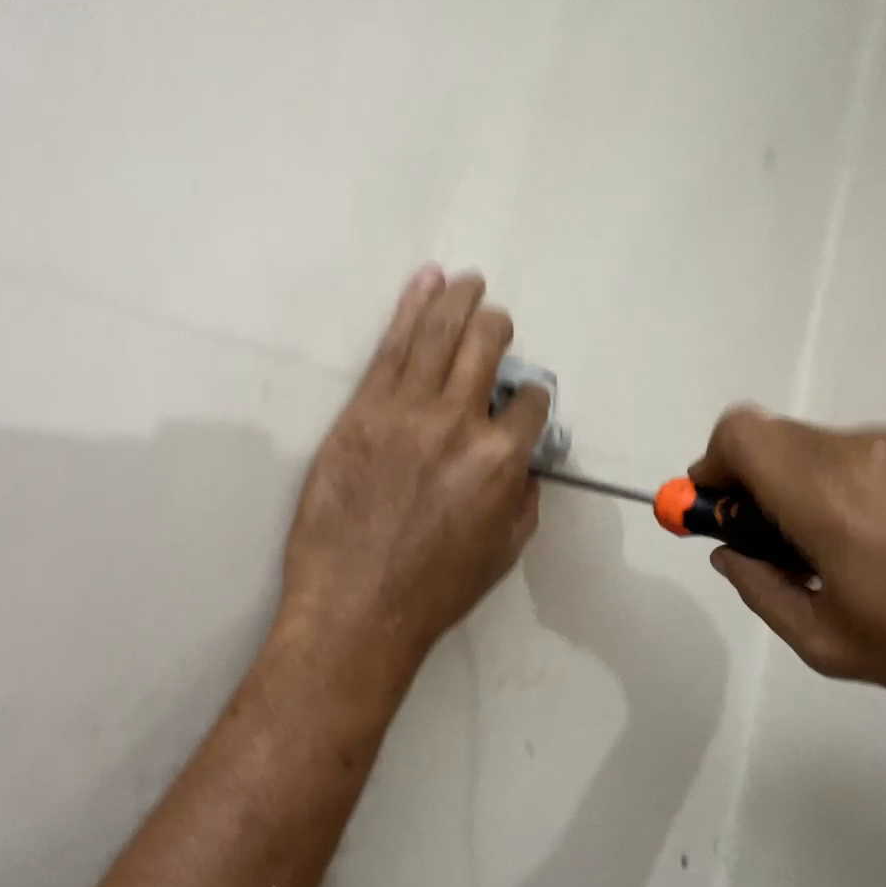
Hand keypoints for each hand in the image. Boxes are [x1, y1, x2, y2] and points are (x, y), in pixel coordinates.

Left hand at [281, 267, 550, 659]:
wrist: (356, 606)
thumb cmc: (434, 590)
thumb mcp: (503, 553)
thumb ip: (523, 500)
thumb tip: (524, 467)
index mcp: (501, 460)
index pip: (529, 402)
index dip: (529, 397)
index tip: (517, 400)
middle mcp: (459, 423)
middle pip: (486, 348)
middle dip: (497, 326)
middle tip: (495, 317)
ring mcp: (406, 412)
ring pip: (438, 335)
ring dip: (457, 299)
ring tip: (466, 280)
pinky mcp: (361, 412)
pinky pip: (390, 348)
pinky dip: (409, 310)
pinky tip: (422, 285)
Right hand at [692, 408, 885, 712]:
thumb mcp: (832, 644)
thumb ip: (763, 589)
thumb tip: (732, 552)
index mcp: (829, 495)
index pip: (739, 435)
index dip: (713, 466)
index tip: (720, 513)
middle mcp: (868, 450)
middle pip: (778, 441)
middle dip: (758, 487)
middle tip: (782, 550)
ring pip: (828, 450)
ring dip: (812, 490)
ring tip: (856, 559)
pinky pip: (879, 458)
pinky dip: (861, 489)